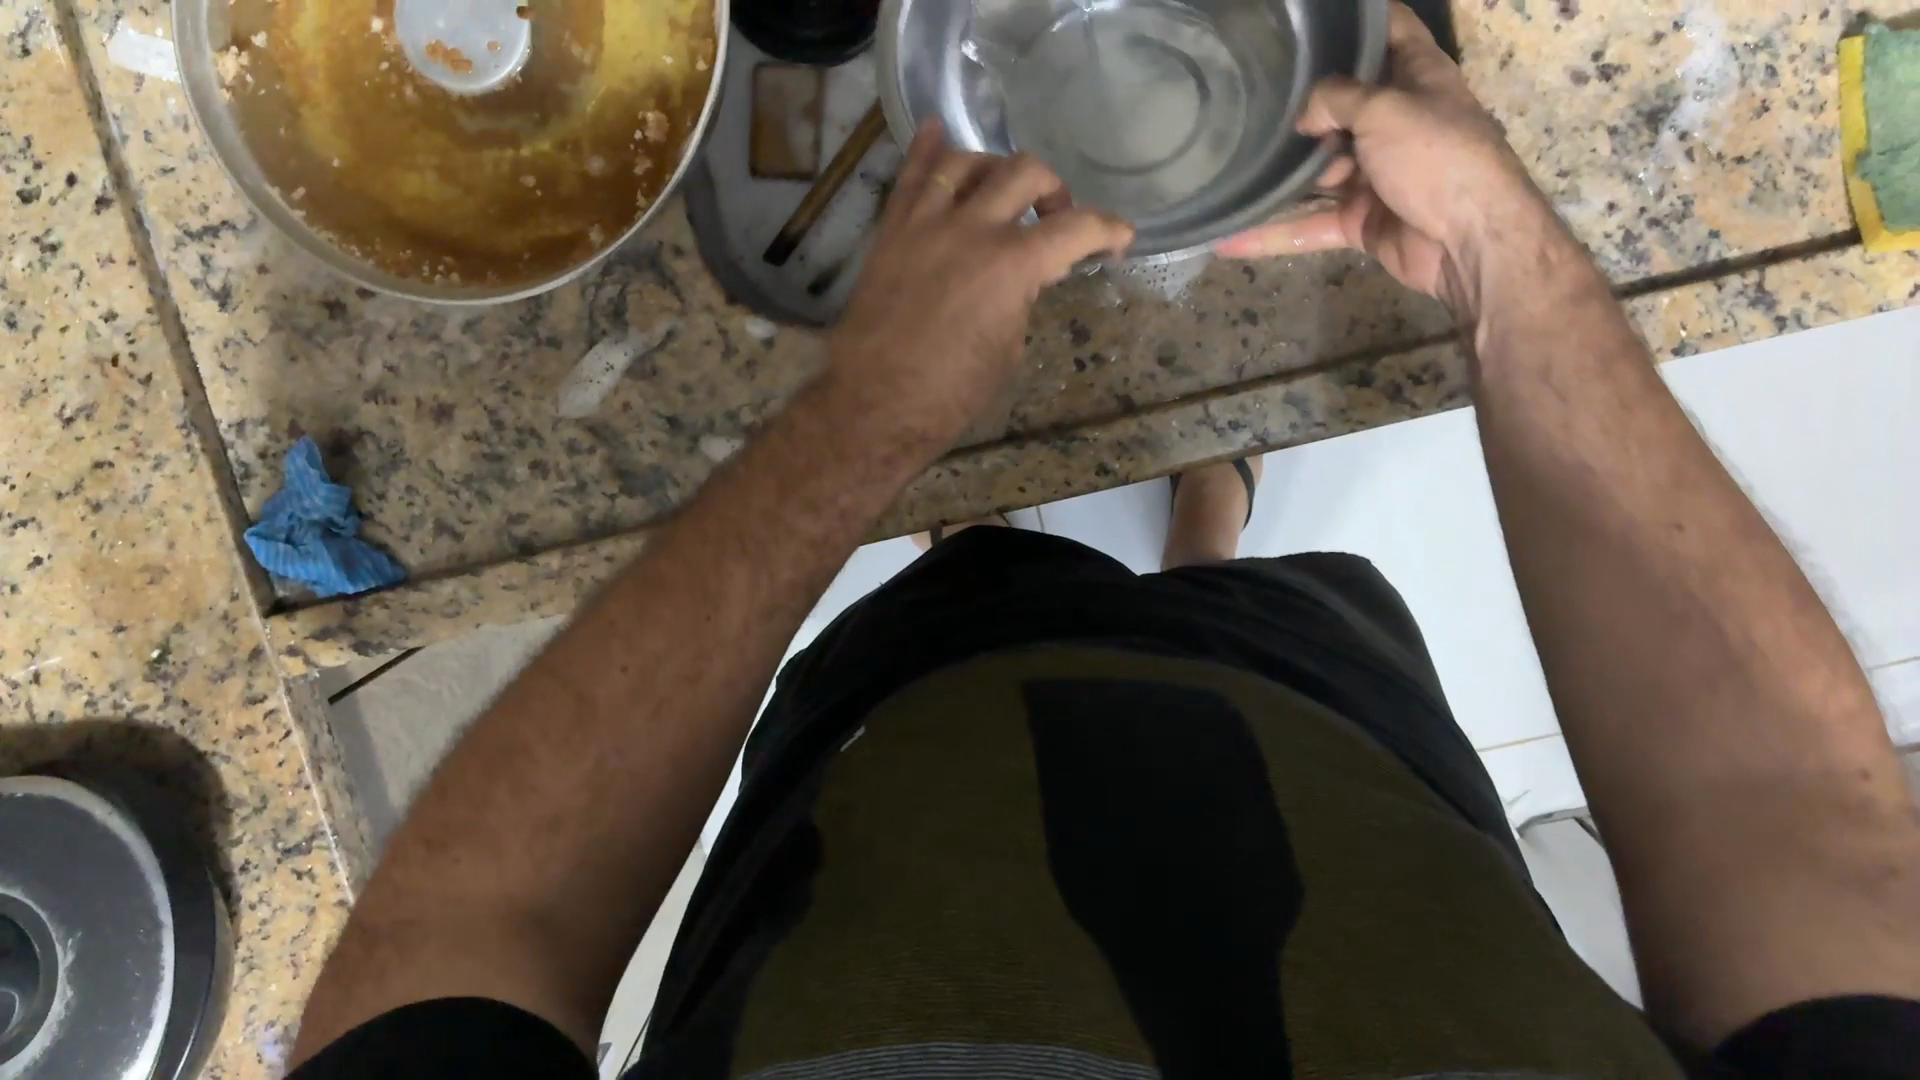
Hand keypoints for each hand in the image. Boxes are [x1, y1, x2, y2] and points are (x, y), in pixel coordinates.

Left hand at [826, 122, 1132, 445]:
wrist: (876, 402)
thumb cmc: (951, 394)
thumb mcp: (1007, 350)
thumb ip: (1020, 300)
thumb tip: (1019, 280)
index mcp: (1013, 266)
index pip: (1076, 229)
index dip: (1108, 230)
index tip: (1119, 239)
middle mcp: (973, 228)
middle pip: (1025, 172)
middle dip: (1053, 189)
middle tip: (1056, 217)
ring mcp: (927, 222)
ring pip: (967, 160)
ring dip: (996, 168)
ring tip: (1002, 190)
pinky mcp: (892, 231)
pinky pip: (912, 176)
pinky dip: (929, 150)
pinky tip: (938, 133)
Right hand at [1213, 2, 1565, 320]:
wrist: (1466, 238)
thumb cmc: (1436, 156)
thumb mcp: (1386, 109)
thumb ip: (1337, 98)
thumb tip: (1303, 113)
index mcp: (1417, 79)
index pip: (1389, 33)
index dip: (1357, 20)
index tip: (1311, 20)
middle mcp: (1395, 123)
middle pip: (1342, 108)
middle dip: (1305, 111)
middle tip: (1256, 105)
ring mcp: (1376, 176)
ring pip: (1320, 171)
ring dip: (1285, 176)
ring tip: (1237, 168)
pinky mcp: (1359, 221)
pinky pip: (1308, 227)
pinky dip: (1272, 235)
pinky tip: (1229, 240)